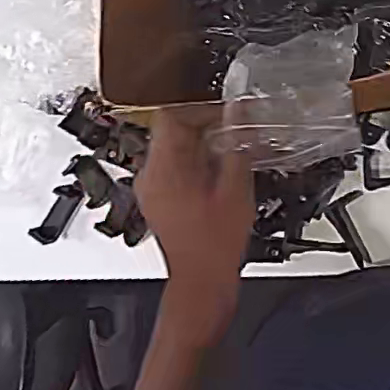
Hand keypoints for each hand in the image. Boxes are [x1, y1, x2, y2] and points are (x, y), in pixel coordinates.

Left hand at [134, 104, 251, 346]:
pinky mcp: (160, 195)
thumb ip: (237, 142)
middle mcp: (150, 175)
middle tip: (238, 128)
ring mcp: (152, 186)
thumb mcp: (235, 185)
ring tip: (234, 148)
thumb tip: (239, 108)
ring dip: (205, 140)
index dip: (202, 107)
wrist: (202, 281)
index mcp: (163, 169)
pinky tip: (223, 168)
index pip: (172, 116)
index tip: (229, 111)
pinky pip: (176, 162)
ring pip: (176, 144)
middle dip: (208, 123)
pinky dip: (199, 157)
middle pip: (173, 128)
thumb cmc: (216, 241)